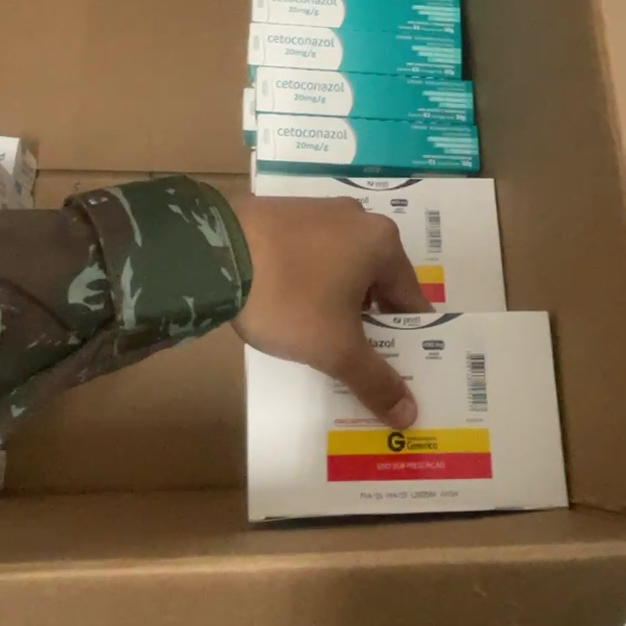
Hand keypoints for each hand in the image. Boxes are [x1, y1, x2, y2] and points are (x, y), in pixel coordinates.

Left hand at [230, 196, 433, 428]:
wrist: (214, 250)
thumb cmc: (288, 297)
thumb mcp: (335, 348)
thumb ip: (375, 381)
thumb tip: (410, 414)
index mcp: (382, 242)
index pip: (411, 299)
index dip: (409, 339)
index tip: (402, 368)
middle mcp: (356, 218)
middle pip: (377, 282)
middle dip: (371, 323)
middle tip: (361, 361)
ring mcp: (316, 211)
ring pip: (342, 268)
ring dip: (339, 303)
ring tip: (323, 340)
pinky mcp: (281, 214)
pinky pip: (310, 255)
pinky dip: (310, 283)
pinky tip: (291, 309)